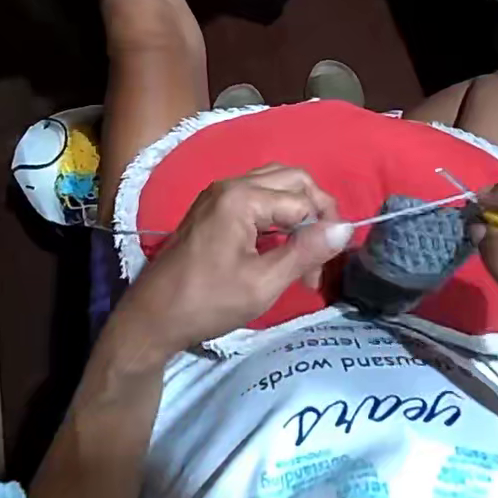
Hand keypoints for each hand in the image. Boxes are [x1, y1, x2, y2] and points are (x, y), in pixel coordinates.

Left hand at [109, 165, 348, 361]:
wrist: (152, 318)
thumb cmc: (207, 302)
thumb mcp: (263, 283)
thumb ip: (305, 252)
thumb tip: (346, 229)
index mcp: (242, 197)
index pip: (304, 200)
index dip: (323, 230)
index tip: (322, 271)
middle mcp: (231, 184)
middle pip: (292, 179)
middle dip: (316, 211)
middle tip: (321, 252)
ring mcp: (219, 194)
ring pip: (275, 184)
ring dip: (298, 211)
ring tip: (304, 252)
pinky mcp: (213, 207)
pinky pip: (257, 196)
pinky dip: (277, 215)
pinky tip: (280, 247)